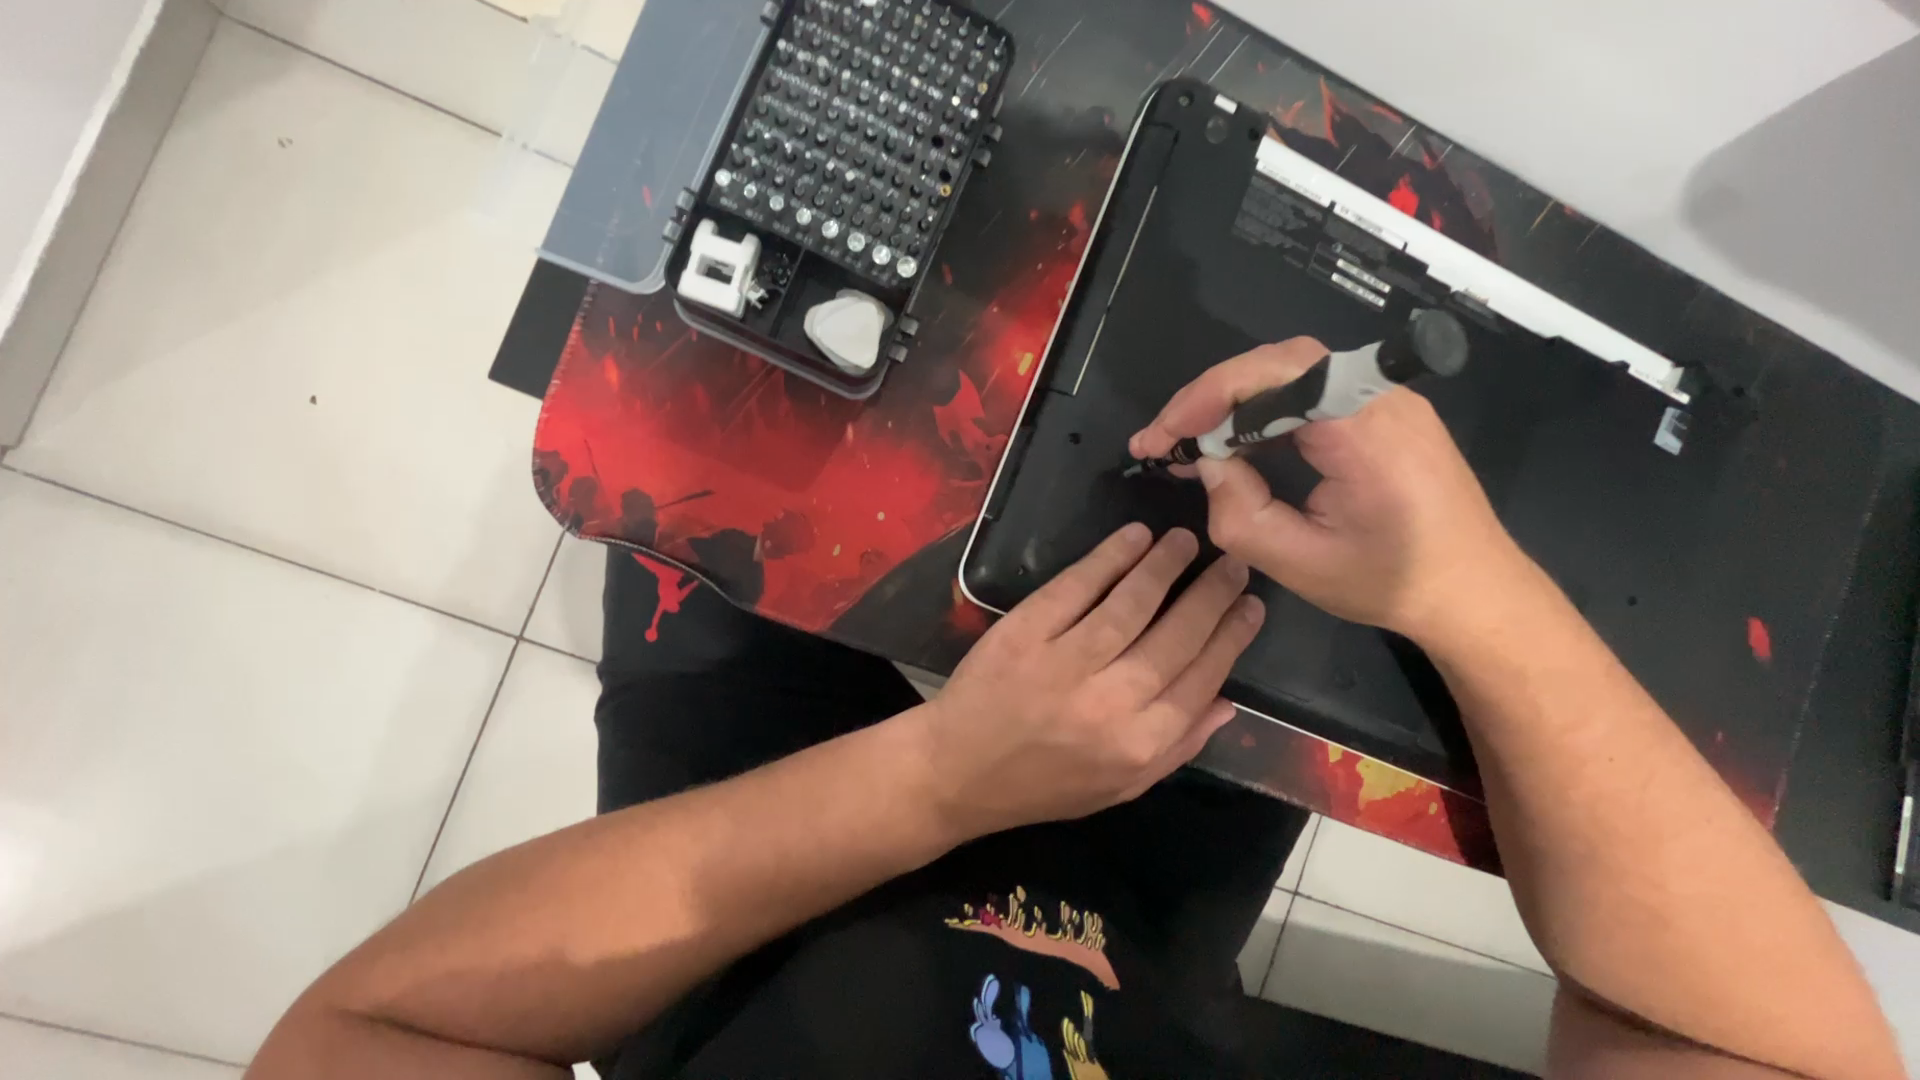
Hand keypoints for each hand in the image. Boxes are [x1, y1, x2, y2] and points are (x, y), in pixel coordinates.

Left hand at [916, 525, 1264, 839]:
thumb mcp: (1121, 787)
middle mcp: (1109, 701)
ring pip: (1131, 603)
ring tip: (1186, 541)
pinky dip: (1110, 558)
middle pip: (1176, 635)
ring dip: (1165, 566)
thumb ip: (1179, 748)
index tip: (1250, 604)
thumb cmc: (1044, 785)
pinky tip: (1135, 539)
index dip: (1231, 635)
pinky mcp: (1025, 632)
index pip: (1203, 677)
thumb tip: (1229, 701)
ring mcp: (1064, 662)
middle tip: (1230, 563)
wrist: (958, 771)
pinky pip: (1076, 587)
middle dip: (1211, 593)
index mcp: (1139, 744)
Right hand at [1129, 337, 1531, 642]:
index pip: (1272, 376)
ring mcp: (1385, 400)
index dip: (1205, 398)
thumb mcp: (1301, 562)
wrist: (1474, 591)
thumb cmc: (1391, 582)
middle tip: (1163, 440)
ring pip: (1291, 373)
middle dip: (1209, 397)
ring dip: (1232, 402)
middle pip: (1277, 364)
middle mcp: (1379, 398)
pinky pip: (1310, 393)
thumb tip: (1206, 465)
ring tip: (1188, 443)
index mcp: (1364, 430)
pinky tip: (1235, 444)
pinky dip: (1263, 412)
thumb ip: (1240, 513)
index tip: (1159, 441)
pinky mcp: (1383, 413)